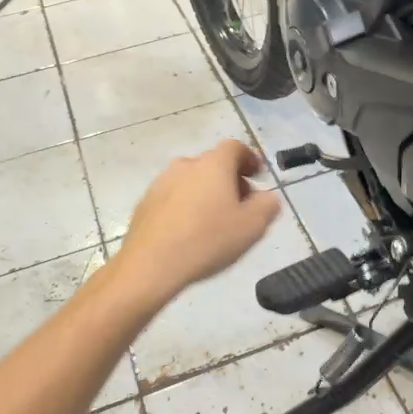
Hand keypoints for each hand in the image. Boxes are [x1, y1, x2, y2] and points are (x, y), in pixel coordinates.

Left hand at [111, 139, 282, 303]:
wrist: (151, 265)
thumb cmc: (207, 241)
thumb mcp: (252, 227)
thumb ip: (267, 206)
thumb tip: (267, 197)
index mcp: (213, 164)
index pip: (235, 148)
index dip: (250, 159)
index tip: (258, 176)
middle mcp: (185, 165)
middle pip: (212, 164)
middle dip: (229, 179)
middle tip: (240, 205)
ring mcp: (161, 182)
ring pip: (191, 180)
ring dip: (206, 192)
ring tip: (213, 220)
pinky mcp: (145, 202)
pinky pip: (173, 197)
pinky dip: (186, 206)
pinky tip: (189, 231)